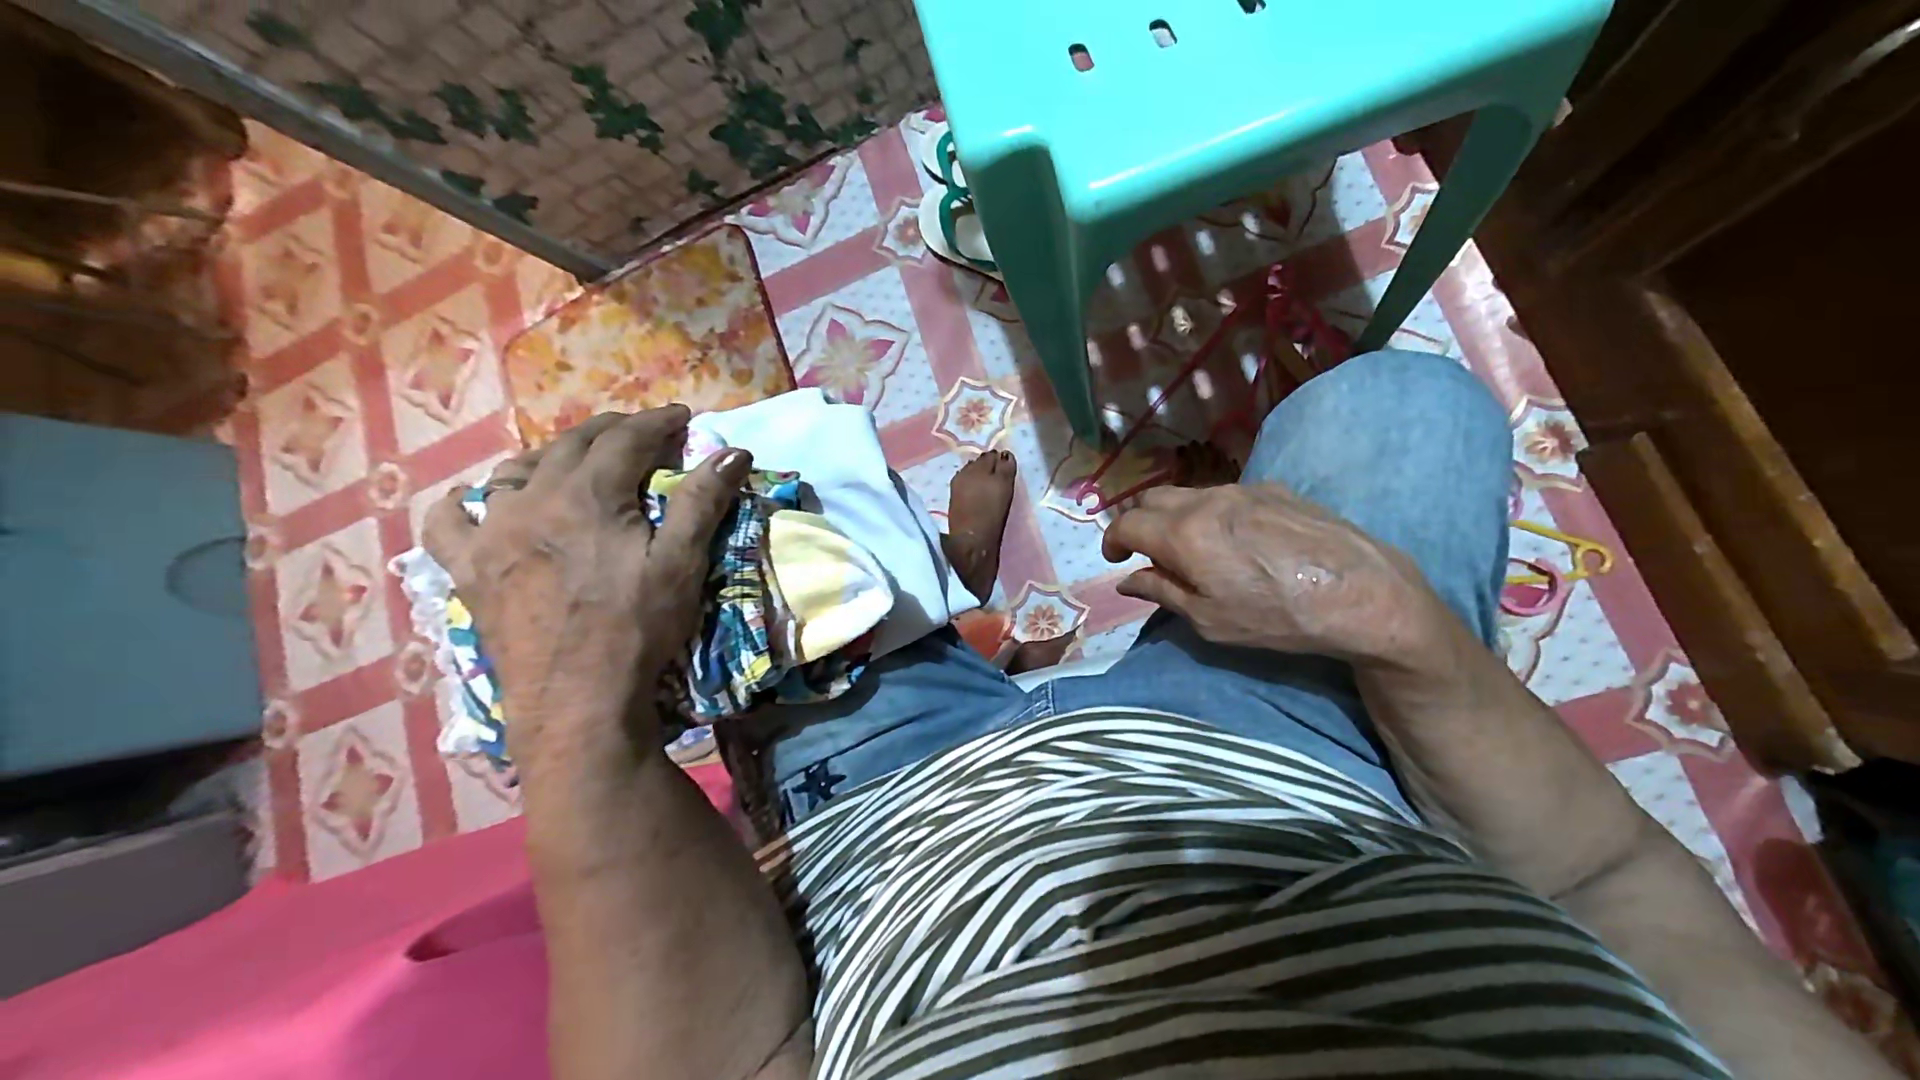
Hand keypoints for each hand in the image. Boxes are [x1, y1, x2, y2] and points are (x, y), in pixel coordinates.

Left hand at [421, 406, 750, 779]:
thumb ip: (703, 501)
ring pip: (516, 471)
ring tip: (578, 459)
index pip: (625, 438)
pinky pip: (451, 522)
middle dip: (611, 430)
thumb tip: (735, 451)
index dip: (657, 422)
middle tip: (642, 433)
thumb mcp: (680, 563)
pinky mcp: (469, 570)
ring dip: (552, 454)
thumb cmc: (636, 628)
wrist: (577, 700)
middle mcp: (530, 501)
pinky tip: (482, 502)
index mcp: (585, 495)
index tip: (682, 417)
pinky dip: (468, 502)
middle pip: (571, 445)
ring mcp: (491, 534)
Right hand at [1101, 483, 1453, 669]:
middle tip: (1147, 553)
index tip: (1115, 560)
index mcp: (1183, 534)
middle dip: (1140, 523)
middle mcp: (1206, 501)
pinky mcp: (1275, 489)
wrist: (1363, 595)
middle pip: (1152, 499)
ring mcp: (1243, 490)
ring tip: (1191, 547)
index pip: (1126, 524)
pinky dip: (1210, 512)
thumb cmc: (1277, 618)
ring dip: (1175, 516)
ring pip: (1189, 493)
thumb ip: (1160, 591)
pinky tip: (1234, 539)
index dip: (1111, 541)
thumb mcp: (1208, 619)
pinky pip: (1226, 494)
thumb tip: (1127, 579)